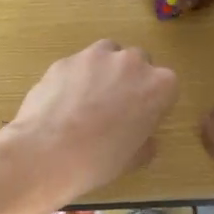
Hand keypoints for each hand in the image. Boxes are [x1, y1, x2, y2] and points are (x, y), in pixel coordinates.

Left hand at [0, 40, 179, 203]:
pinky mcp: (64, 60)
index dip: (153, 102)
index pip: (166, 86)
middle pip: (138, 62)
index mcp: (158, 86)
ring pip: (107, 53)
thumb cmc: (99, 160)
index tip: (141, 118)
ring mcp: (95, 57)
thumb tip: (143, 139)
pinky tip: (62, 102)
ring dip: (103, 69)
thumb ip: (145, 141)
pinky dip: (74, 78)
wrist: (47, 152)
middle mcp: (130, 62)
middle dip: (129, 79)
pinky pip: (76, 65)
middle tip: (114, 107)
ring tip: (88, 98)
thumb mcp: (134, 159)